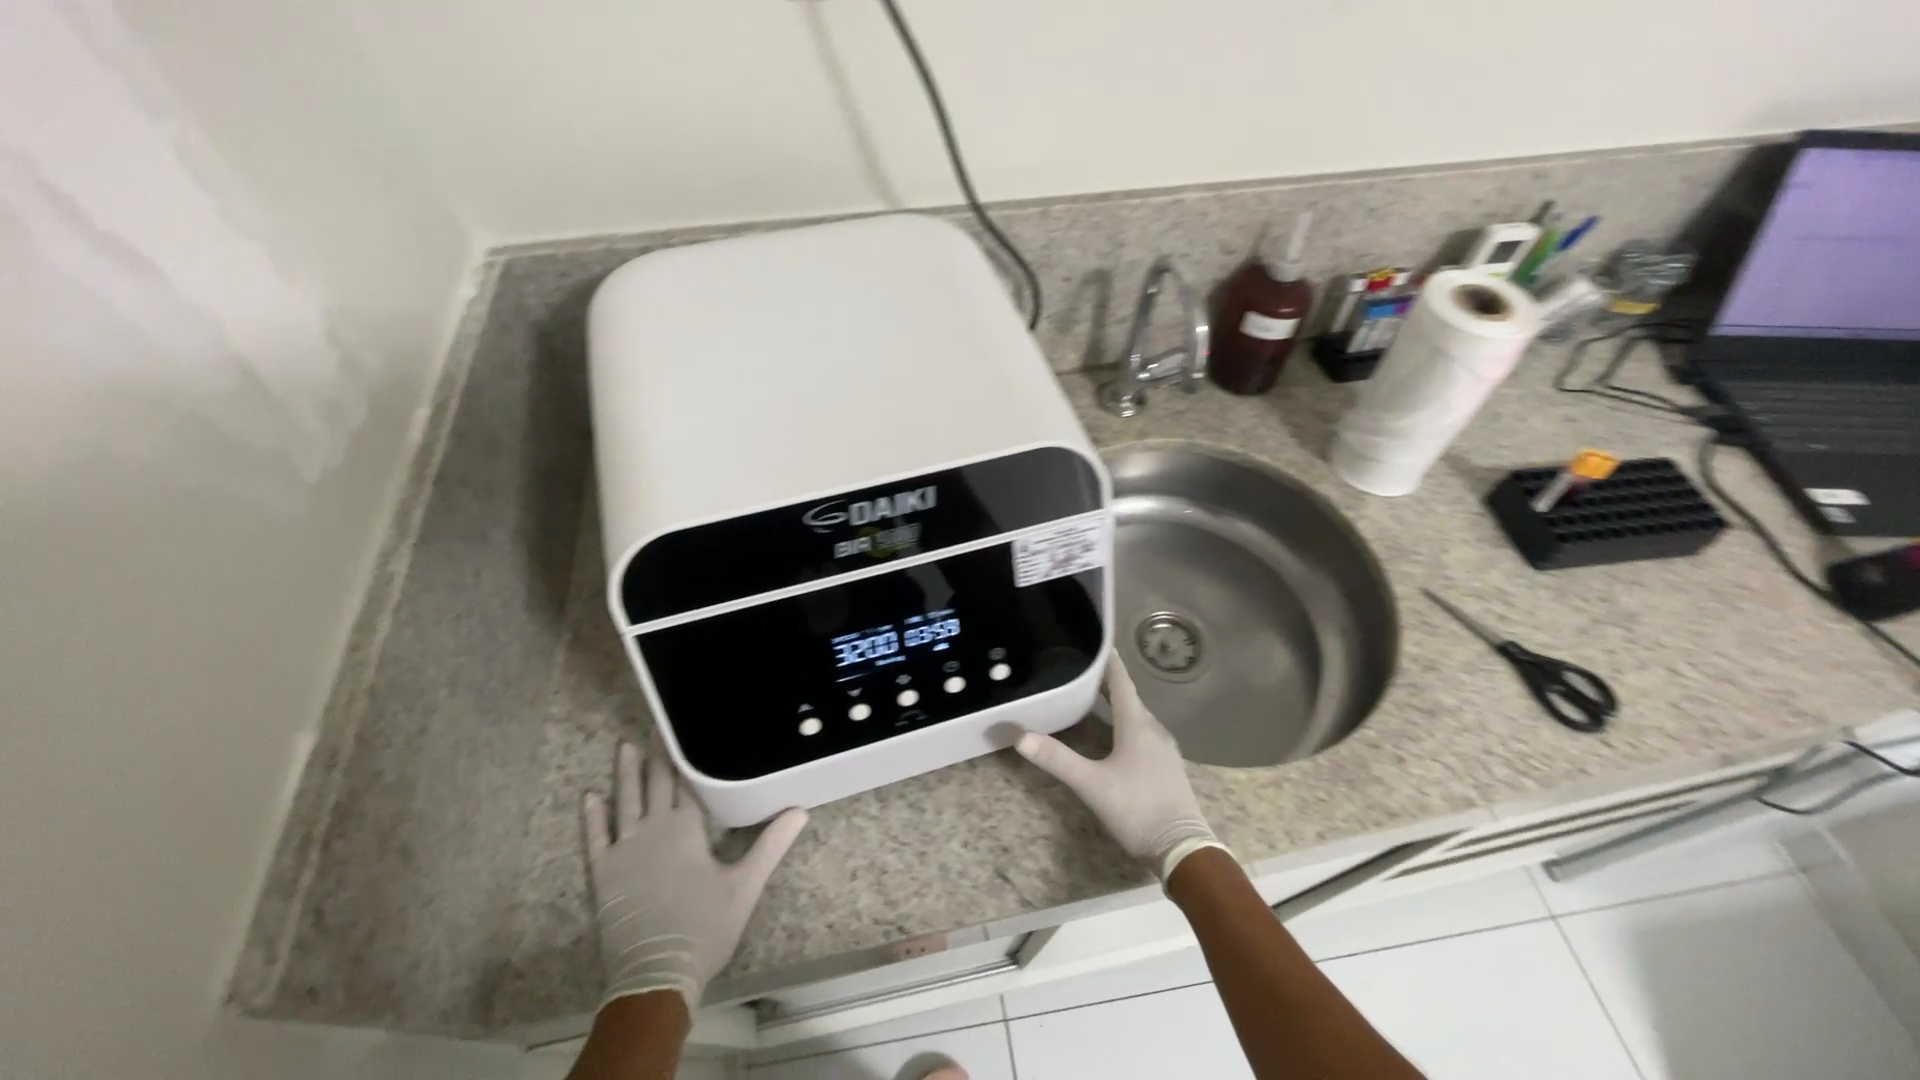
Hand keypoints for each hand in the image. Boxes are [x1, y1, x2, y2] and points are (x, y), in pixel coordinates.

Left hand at [582, 742, 807, 1009]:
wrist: (656, 973)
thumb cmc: (705, 928)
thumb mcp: (745, 886)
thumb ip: (771, 844)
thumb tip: (801, 809)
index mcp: (686, 829)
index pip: (687, 781)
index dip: (686, 754)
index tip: (683, 728)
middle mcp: (652, 829)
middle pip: (656, 784)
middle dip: (658, 754)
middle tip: (656, 724)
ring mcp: (623, 850)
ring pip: (625, 802)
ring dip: (626, 774)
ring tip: (626, 745)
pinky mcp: (603, 873)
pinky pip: (595, 837)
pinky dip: (593, 817)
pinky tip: (590, 796)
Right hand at [1016, 650, 1225, 881]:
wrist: (1181, 848)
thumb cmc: (1137, 809)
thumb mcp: (1091, 785)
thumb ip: (1057, 760)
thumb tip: (1020, 737)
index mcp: (1138, 726)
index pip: (1122, 683)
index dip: (1109, 663)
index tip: (1098, 642)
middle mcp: (1154, 731)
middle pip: (1130, 697)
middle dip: (1107, 682)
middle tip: (1083, 669)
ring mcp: (1164, 750)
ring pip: (1138, 716)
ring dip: (1118, 703)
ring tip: (1094, 696)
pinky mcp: (1166, 767)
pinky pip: (1144, 733)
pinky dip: (1127, 723)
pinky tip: (1116, 734)